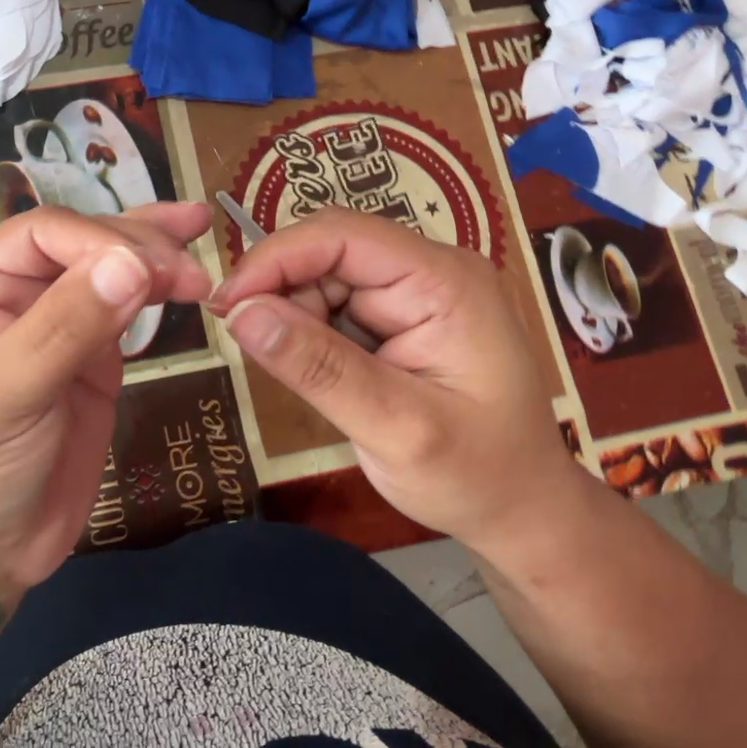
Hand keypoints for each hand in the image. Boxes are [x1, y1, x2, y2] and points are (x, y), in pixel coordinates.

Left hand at [0, 203, 212, 591]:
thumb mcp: (5, 391)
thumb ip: (67, 325)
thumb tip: (135, 262)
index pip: (46, 234)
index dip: (100, 239)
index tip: (153, 269)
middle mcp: (20, 297)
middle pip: (85, 246)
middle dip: (139, 246)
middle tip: (192, 272)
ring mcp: (59, 332)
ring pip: (111, 274)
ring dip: (156, 257)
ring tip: (203, 243)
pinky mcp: (92, 368)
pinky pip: (126, 318)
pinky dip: (158, 299)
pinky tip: (186, 284)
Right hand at [208, 208, 580, 547]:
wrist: (521, 511)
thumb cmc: (475, 476)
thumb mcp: (396, 429)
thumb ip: (319, 369)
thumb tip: (241, 314)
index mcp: (443, 282)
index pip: (342, 236)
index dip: (275, 259)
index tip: (225, 307)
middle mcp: (429, 271)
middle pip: (328, 250)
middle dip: (280, 291)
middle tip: (251, 347)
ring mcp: (415, 292)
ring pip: (323, 276)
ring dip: (293, 315)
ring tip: (297, 373)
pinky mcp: (400, 315)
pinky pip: (334, 303)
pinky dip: (309, 332)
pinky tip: (314, 371)